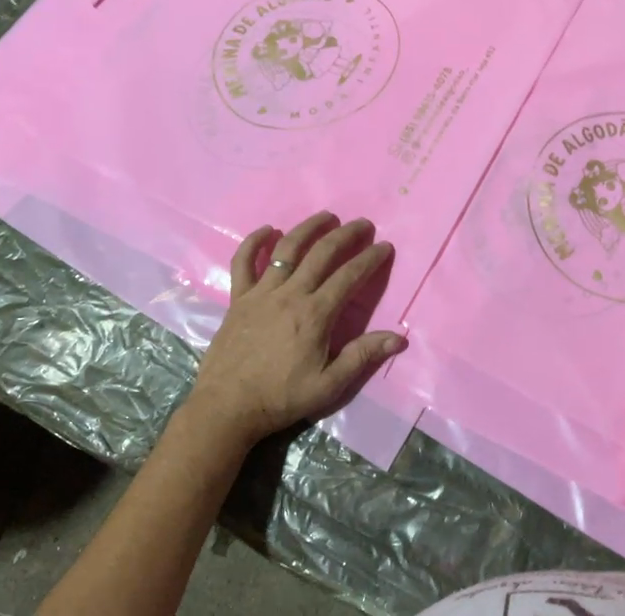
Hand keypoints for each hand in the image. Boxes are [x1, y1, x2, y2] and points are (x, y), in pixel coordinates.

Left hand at [177, 212, 403, 447]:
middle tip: (363, 224)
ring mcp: (261, 293)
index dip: (370, 259)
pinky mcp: (238, 299)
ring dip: (309, 228)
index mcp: (315, 314)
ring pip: (287, 249)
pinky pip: (244, 262)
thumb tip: (398, 337)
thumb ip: (362, 356)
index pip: (349, 276)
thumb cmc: (280, 398)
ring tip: (326, 216)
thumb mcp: (329, 385)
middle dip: (346, 234)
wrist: (225, 408)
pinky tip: (268, 230)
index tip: (384, 246)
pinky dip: (254, 242)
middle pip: (322, 253)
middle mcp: (290, 294)